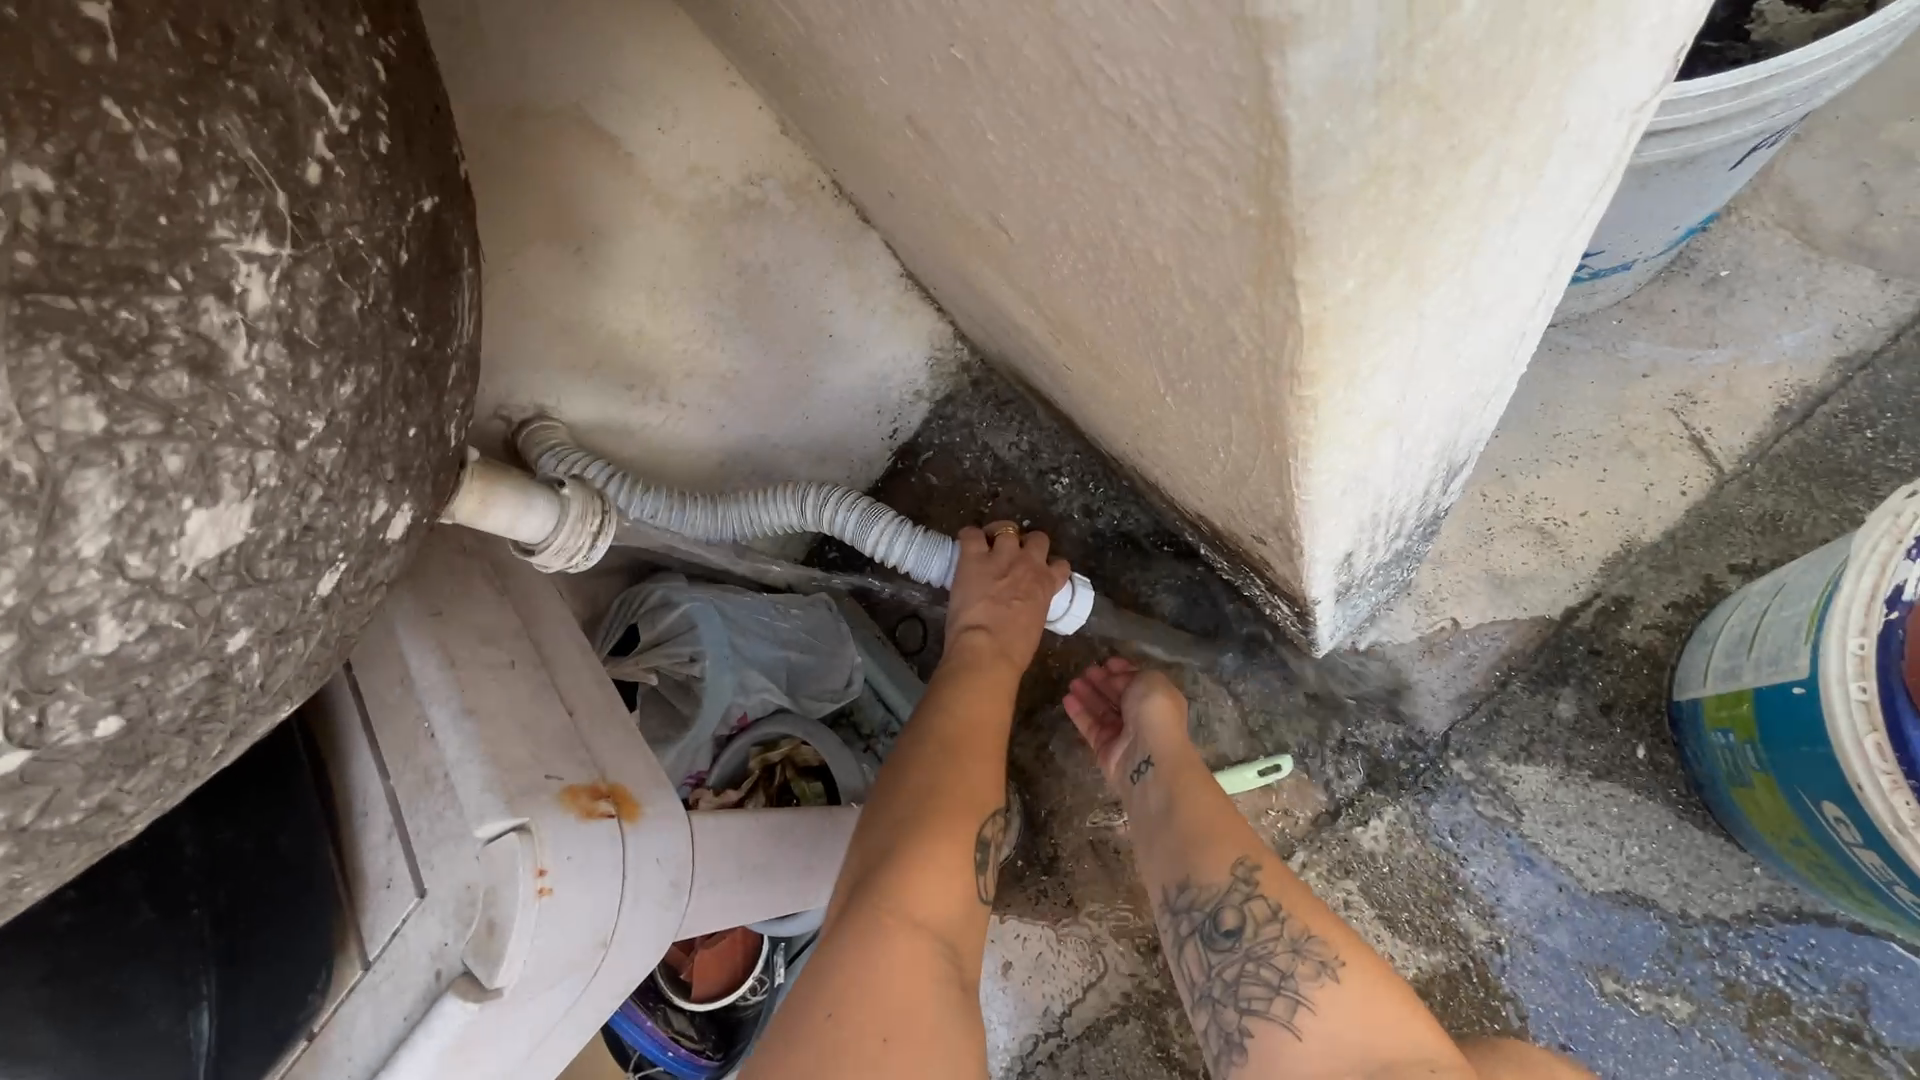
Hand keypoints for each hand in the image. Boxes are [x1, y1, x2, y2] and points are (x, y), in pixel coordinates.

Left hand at [944, 521, 1070, 677]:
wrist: (987, 649)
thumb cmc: (1014, 650)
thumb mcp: (1035, 625)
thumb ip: (1032, 608)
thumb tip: (1021, 609)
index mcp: (1046, 584)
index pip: (1060, 564)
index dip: (1049, 566)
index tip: (1039, 573)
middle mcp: (1028, 563)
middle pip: (1038, 538)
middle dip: (1027, 544)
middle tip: (1013, 556)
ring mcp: (1001, 556)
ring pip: (1006, 528)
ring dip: (998, 534)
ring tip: (988, 545)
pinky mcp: (973, 557)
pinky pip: (971, 533)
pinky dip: (969, 536)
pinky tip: (966, 545)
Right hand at [1063, 657, 1190, 793]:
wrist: (1149, 757)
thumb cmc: (1154, 713)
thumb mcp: (1149, 680)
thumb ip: (1131, 675)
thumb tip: (1114, 680)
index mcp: (1159, 700)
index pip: (1139, 682)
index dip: (1123, 671)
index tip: (1107, 662)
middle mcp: (1143, 717)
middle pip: (1119, 696)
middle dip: (1103, 682)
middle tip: (1086, 670)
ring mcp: (1124, 735)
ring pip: (1103, 711)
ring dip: (1088, 694)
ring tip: (1072, 681)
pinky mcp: (1105, 749)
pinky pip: (1091, 727)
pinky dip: (1079, 713)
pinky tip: (1067, 699)